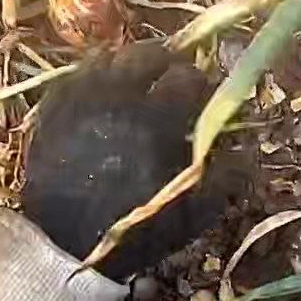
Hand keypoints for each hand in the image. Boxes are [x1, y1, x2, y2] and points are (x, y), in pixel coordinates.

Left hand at [22, 44, 211, 279]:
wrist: (65, 246)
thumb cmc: (134, 230)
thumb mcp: (191, 215)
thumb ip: (225, 180)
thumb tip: (248, 153)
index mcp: (156, 121)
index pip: (188, 78)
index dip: (201, 83)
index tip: (204, 96)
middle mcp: (119, 99)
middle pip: (149, 55)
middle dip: (167, 62)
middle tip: (172, 79)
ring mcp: (82, 100)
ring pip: (112, 57)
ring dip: (131, 64)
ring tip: (139, 81)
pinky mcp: (53, 108)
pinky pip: (77, 74)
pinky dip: (96, 75)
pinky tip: (103, 91)